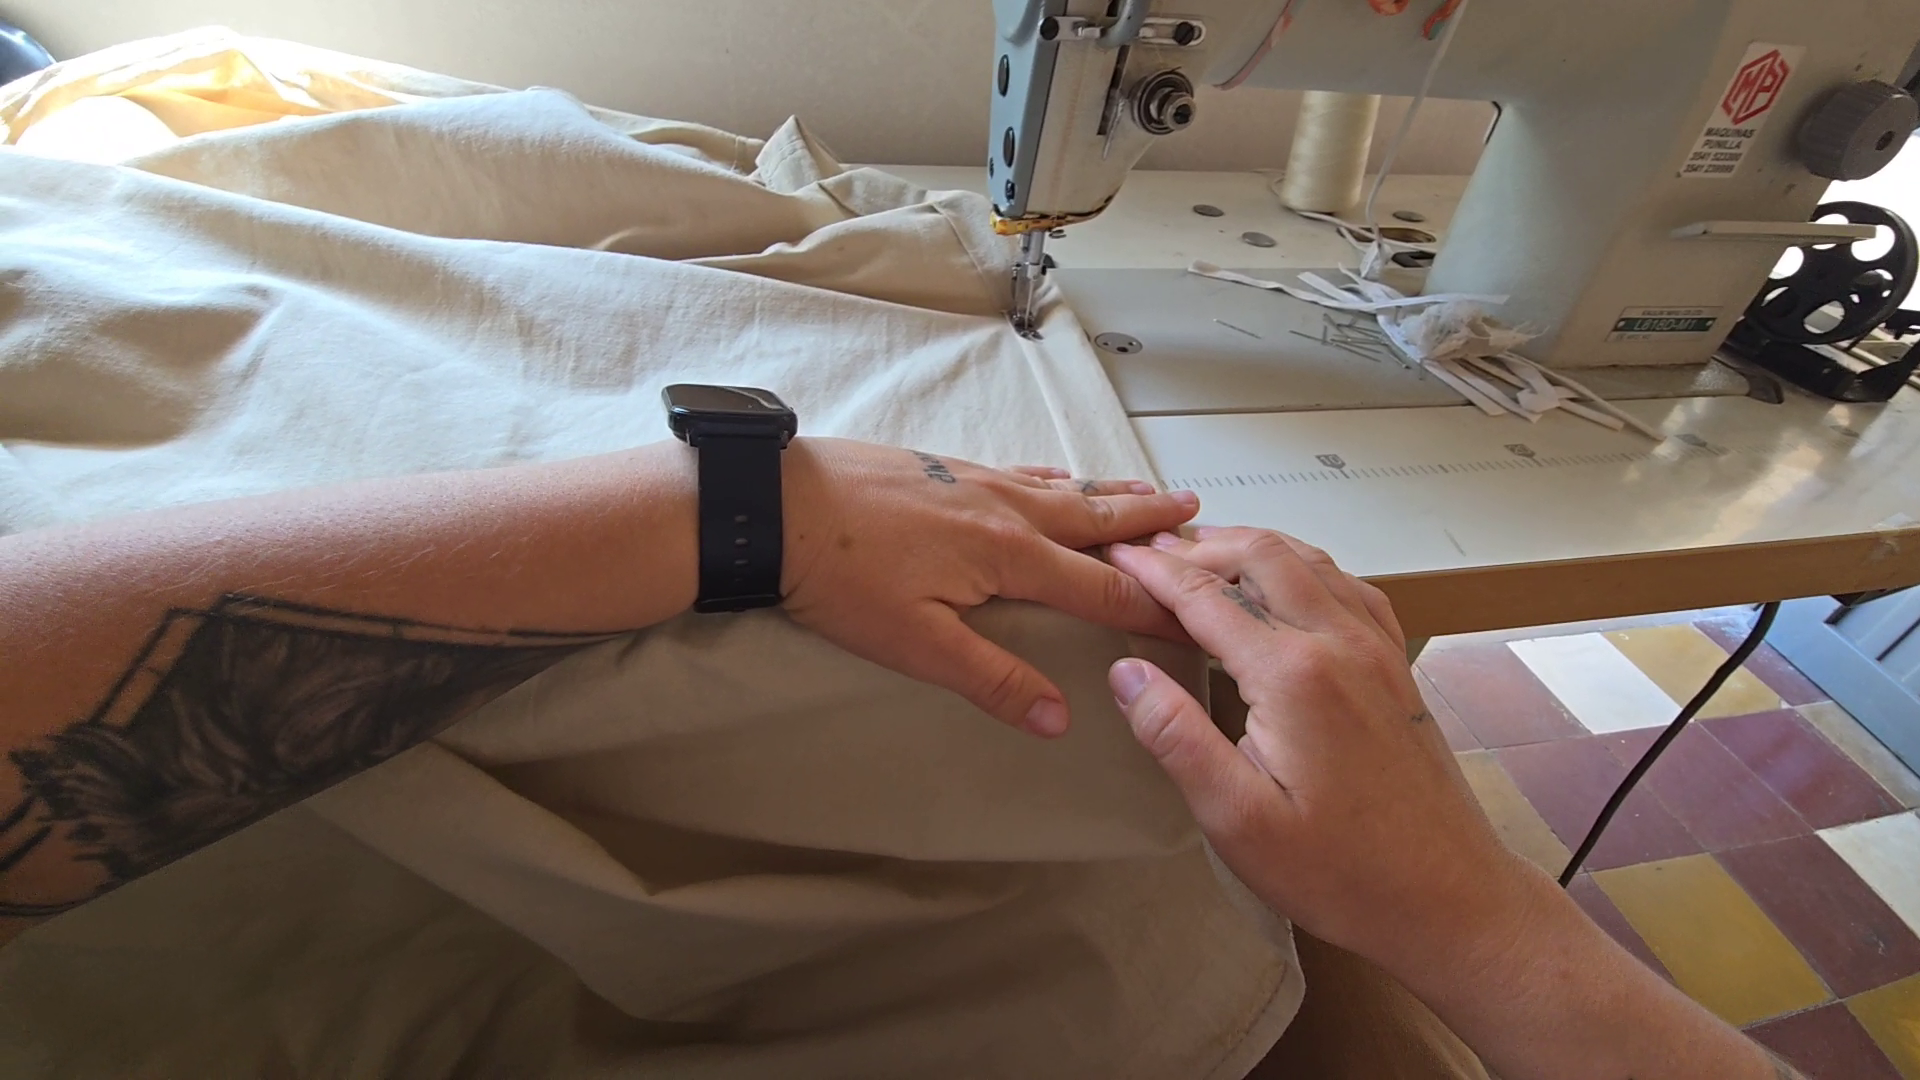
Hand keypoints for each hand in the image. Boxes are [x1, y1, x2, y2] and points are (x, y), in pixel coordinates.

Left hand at [779, 439, 1198, 737]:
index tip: (1201, 610)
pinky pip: (1022, 471)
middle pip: (1096, 521)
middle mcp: (1007, 510)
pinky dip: (1056, 477)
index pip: (1103, 589)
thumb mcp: (918, 645)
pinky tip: (1057, 476)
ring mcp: (976, 481)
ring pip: (1063, 489)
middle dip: (1150, 524)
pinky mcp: (947, 467)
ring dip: (1111, 495)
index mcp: (1010, 557)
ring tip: (1149, 492)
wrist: (781, 507)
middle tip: (1199, 512)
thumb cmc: (844, 579)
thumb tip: (1061, 719)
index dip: (1154, 604)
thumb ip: (994, 679)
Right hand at [1105, 527, 1539, 977]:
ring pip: (1305, 558)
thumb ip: (1174, 735)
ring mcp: (1376, 646)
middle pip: (1260, 555)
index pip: (1206, 596)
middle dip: (1199, 545)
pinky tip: (1282, 576)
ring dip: (1248, 544)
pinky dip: (1298, 562)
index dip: (1154, 570)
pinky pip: (1345, 583)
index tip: (1118, 553)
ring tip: (1202, 548)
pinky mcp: (1395, 661)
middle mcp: (1338, 640)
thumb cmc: (1336, 869)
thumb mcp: (1235, 817)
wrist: (1452, 903)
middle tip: (1152, 549)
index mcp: (1293, 673)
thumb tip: (1126, 671)